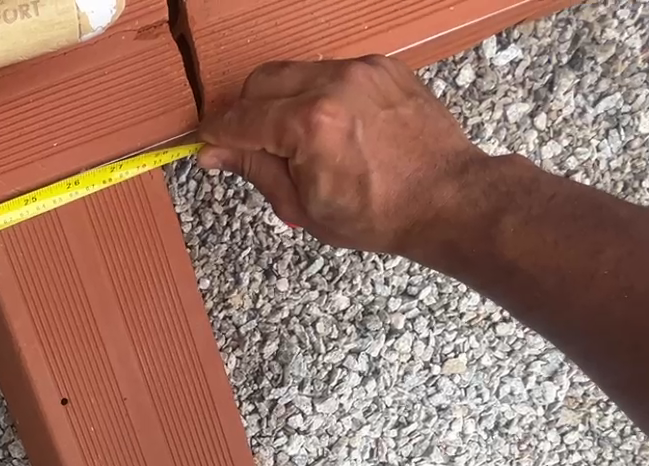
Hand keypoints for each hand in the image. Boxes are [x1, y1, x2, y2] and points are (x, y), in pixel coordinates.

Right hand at [197, 55, 488, 253]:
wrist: (443, 197)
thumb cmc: (373, 214)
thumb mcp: (300, 204)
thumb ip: (255, 169)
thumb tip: (214, 153)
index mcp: (309, 125)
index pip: (241, 120)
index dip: (216, 136)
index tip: (205, 148)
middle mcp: (334, 85)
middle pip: (260, 82)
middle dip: (243, 113)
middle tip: (243, 147)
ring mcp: (361, 70)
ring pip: (292, 72)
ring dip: (276, 103)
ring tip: (285, 142)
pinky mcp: (381, 67)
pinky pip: (327, 72)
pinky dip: (311, 95)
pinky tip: (320, 129)